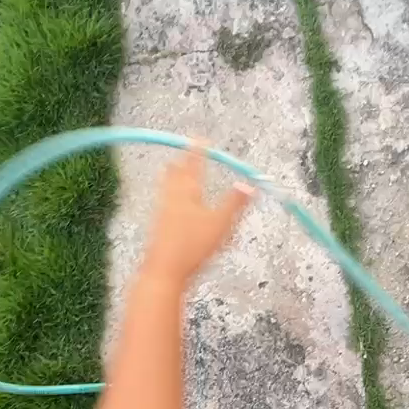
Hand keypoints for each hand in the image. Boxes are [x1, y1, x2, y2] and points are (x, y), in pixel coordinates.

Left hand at [139, 141, 253, 286]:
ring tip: (172, 167)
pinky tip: (168, 201)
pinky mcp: (158, 226)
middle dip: (183, 160)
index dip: (199, 150)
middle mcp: (172, 197)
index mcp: (188, 192)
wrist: (164, 271)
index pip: (194, 165)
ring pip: (167, 185)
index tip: (201, 137)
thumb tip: (250, 185)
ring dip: (173, 174)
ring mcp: (162, 212)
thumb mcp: (221, 224)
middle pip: (176, 172)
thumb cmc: (193, 247)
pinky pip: (164, 200)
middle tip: (185, 149)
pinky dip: (169, 192)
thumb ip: (235, 203)